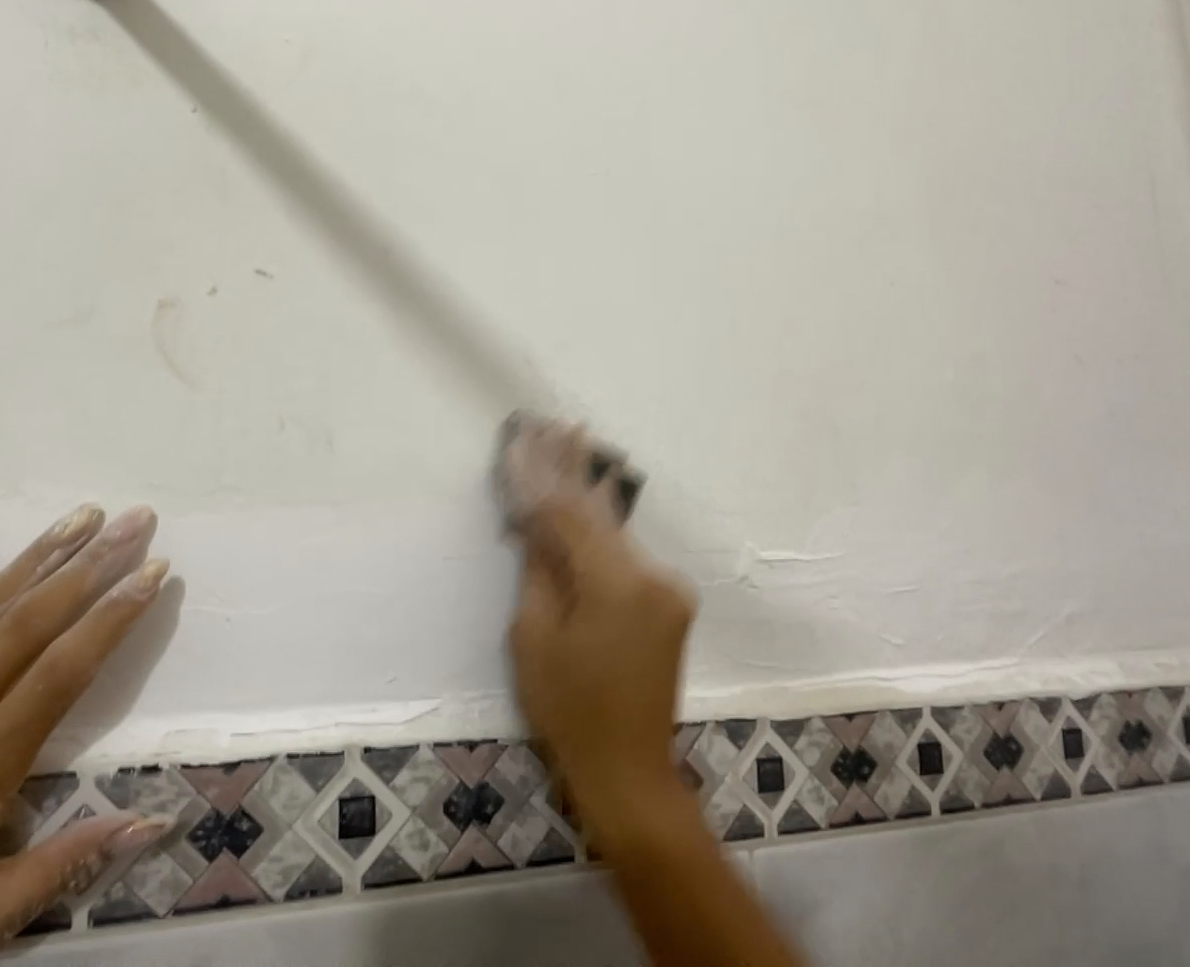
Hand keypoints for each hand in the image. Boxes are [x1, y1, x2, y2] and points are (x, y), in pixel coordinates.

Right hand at [495, 417, 698, 812]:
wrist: (629, 768)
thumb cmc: (568, 708)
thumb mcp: (534, 636)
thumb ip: (538, 569)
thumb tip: (532, 520)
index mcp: (618, 585)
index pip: (570, 513)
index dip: (541, 476)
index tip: (521, 436)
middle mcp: (654, 576)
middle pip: (599, 512)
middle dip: (571, 467)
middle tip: (552, 421)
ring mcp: (668, 589)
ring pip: (613, 531)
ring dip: (584, 495)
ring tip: (566, 441)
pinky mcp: (668, 603)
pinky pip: (624, 555)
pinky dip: (597, 530)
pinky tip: (585, 495)